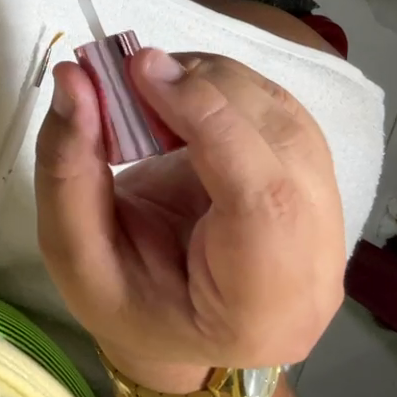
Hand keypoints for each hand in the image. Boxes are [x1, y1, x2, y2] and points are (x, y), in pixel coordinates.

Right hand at [35, 49, 345, 391]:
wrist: (178, 329)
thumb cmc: (124, 302)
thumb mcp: (72, 249)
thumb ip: (67, 165)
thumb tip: (73, 76)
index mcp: (261, 307)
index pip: (263, 199)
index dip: (208, 118)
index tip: (140, 67)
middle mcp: (317, 265)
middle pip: (285, 144)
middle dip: (204, 88)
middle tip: (128, 73)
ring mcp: (329, 223)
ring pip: (286, 116)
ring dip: (211, 81)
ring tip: (147, 91)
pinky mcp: (315, 183)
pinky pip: (279, 111)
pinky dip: (223, 87)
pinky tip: (178, 100)